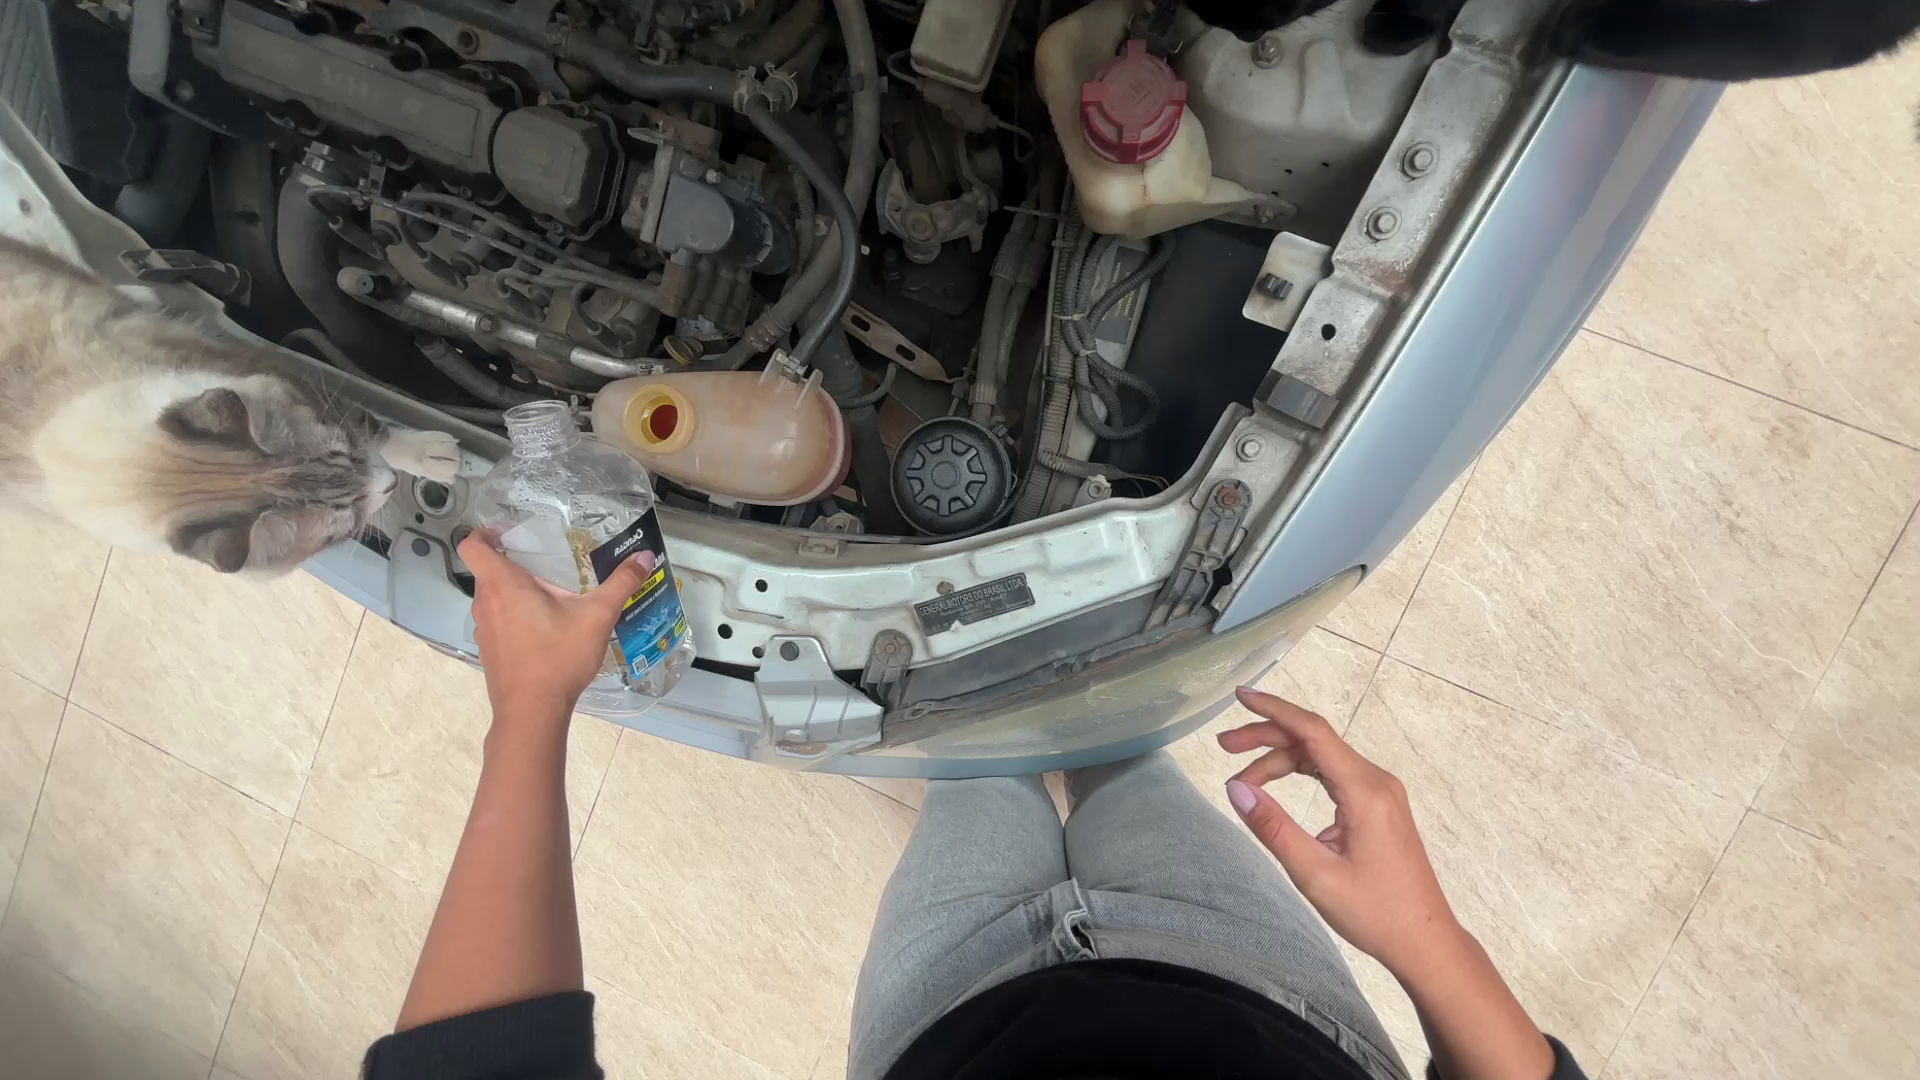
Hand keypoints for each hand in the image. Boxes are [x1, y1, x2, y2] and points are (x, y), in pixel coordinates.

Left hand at [458, 531, 653, 720]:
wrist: (533, 710)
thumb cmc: (559, 657)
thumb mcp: (598, 616)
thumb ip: (621, 583)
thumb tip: (643, 557)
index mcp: (504, 585)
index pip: (473, 545)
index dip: (487, 532)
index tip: (512, 533)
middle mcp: (486, 603)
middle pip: (488, 570)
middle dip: (515, 563)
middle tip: (549, 565)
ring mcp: (484, 628)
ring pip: (493, 597)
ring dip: (516, 591)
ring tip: (552, 597)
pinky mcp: (489, 649)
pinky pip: (498, 620)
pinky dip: (516, 615)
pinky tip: (546, 629)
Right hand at [1220, 687, 1460, 978]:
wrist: (1428, 944)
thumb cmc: (1375, 914)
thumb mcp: (1315, 874)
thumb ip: (1273, 827)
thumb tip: (1235, 788)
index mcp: (1364, 791)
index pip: (1312, 731)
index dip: (1274, 709)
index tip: (1240, 696)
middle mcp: (1375, 781)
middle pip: (1311, 739)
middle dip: (1265, 736)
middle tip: (1223, 746)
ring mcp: (1378, 791)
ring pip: (1318, 755)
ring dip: (1278, 759)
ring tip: (1242, 779)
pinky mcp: (1376, 803)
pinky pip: (1330, 771)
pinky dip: (1297, 770)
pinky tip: (1274, 785)